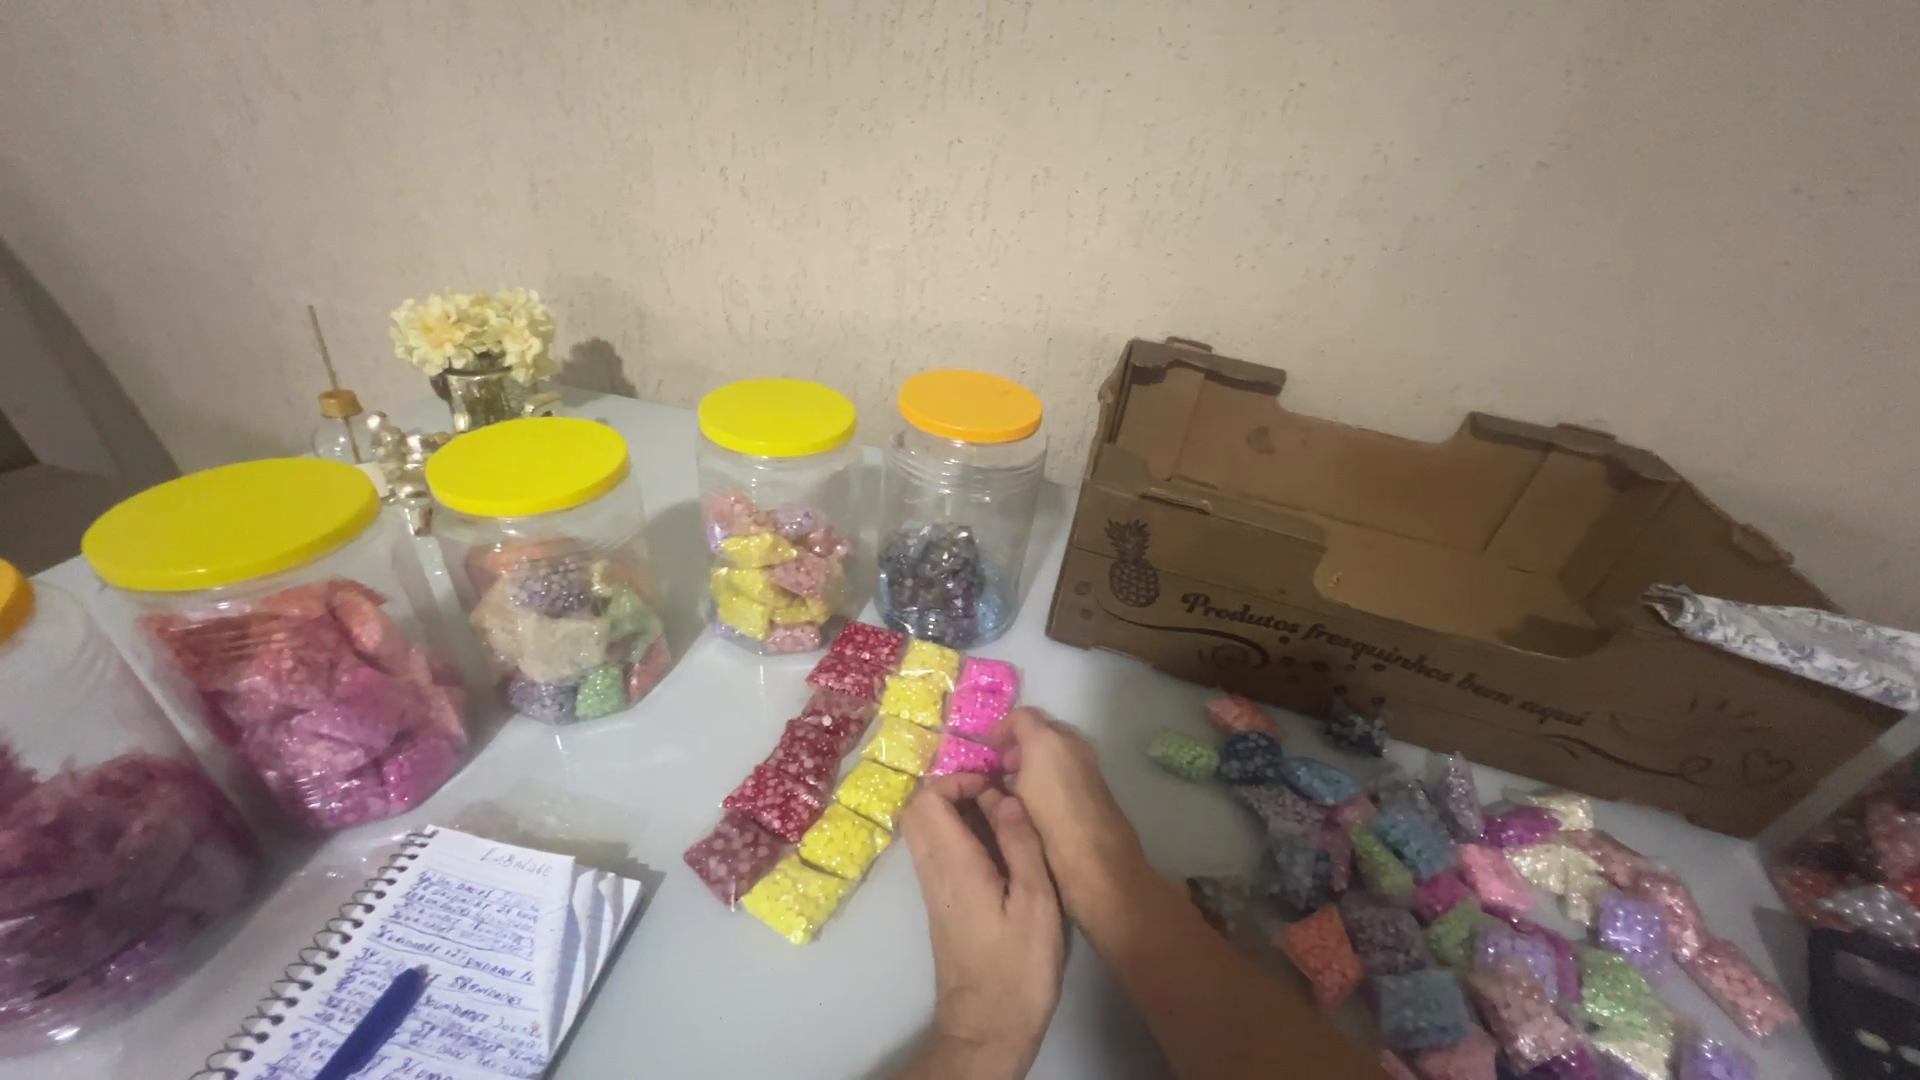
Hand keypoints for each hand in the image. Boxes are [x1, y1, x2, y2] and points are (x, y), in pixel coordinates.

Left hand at [899, 773, 1064, 1078]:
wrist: (986, 1030)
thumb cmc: (1017, 968)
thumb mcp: (1035, 903)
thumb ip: (1020, 843)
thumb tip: (1005, 796)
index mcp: (952, 864)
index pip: (927, 799)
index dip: (957, 779)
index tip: (995, 787)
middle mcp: (933, 871)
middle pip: (918, 809)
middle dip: (954, 790)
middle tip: (996, 797)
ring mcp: (933, 889)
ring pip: (926, 829)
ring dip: (958, 812)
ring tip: (1004, 818)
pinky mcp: (942, 904)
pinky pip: (938, 850)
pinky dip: (960, 834)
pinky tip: (999, 848)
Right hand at [988, 708, 1152, 924]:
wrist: (1098, 862)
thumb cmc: (1050, 822)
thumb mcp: (1014, 795)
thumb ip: (1002, 776)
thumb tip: (1002, 768)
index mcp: (1051, 739)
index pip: (1022, 716)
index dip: (1000, 729)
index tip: (986, 750)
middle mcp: (1073, 744)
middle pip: (1041, 731)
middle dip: (1018, 744)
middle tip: (999, 768)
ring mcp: (1088, 764)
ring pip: (1054, 752)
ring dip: (1034, 761)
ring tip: (1014, 788)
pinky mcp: (1096, 786)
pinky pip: (1066, 769)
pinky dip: (1049, 776)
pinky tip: (1037, 803)